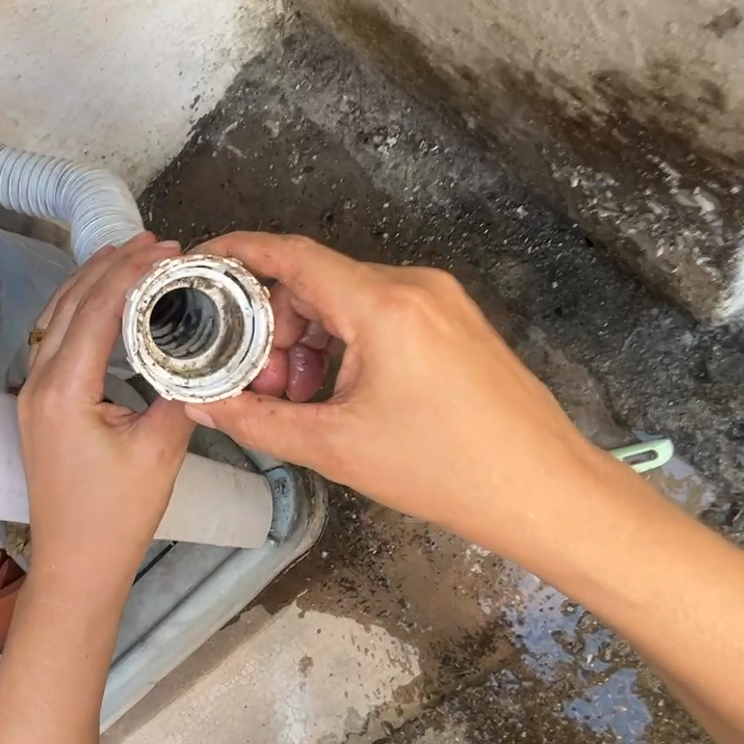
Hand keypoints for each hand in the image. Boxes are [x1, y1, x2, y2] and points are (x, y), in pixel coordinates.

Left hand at [19, 233, 194, 595]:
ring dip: (90, 283)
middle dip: (110, 265)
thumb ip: (179, 391)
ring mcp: (31, 393)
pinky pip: (53, 341)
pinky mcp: (37, 405)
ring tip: (127, 256)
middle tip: (153, 242)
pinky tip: (103, 305)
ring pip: (56, 318)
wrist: (76, 564)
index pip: (98, 308)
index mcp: (64, 388)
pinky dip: (78, 311)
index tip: (169, 250)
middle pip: (70, 303)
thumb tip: (198, 352)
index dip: (133, 272)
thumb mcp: (160, 450)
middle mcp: (38, 381)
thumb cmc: (117, 515)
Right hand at [183, 232, 617, 554]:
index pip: (291, 254)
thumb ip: (257, 421)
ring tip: (299, 396)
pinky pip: (374, 314)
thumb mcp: (335, 447)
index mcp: (383, 304)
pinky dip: (341, 344)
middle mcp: (412, 285)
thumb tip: (202, 405)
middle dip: (272, 327)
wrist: (545, 492)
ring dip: (306, 340)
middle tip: (259, 382)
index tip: (199, 263)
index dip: (237, 252)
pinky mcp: (450, 321)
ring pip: (342, 299)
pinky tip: (335, 391)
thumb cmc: (446, 469)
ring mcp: (437, 300)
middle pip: (312, 281)